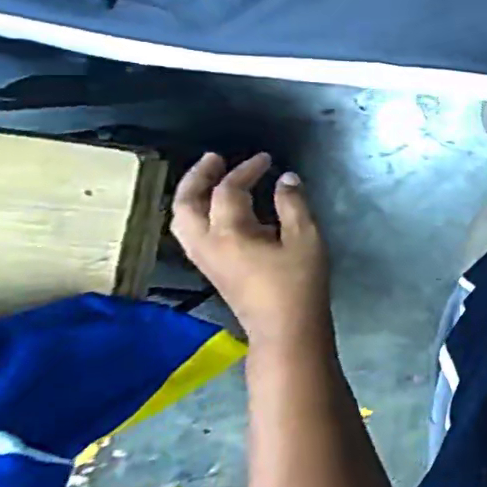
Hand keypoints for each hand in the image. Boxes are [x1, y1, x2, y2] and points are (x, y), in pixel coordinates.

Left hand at [171, 152, 330, 347]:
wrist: (286, 328)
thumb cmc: (299, 282)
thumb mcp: (305, 238)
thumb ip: (293, 204)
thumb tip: (285, 178)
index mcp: (230, 232)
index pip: (229, 190)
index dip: (246, 169)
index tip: (267, 158)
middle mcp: (207, 243)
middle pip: (186, 203)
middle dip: (198, 177)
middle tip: (215, 158)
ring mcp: (205, 259)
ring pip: (182, 220)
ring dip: (191, 195)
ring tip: (210, 180)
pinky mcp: (211, 269)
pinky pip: (191, 232)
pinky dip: (197, 212)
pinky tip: (217, 209)